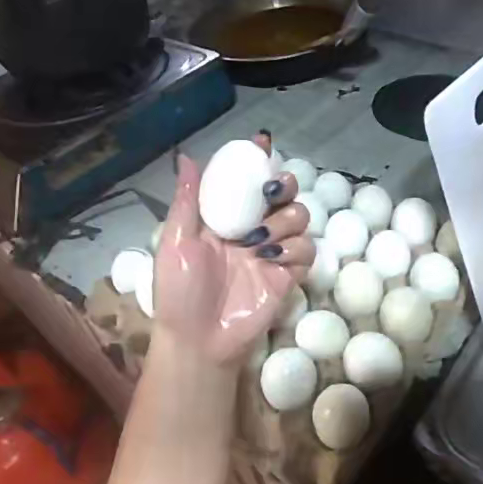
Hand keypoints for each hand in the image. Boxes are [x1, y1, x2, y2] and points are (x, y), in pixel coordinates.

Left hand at [153, 135, 311, 364]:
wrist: (200, 340)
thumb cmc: (180, 292)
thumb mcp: (176, 242)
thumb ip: (187, 200)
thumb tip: (188, 157)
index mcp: (224, 219)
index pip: (244, 182)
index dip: (256, 160)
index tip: (262, 142)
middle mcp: (252, 230)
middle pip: (283, 194)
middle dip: (284, 185)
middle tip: (271, 191)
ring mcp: (272, 253)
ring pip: (300, 217)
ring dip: (284, 222)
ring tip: (259, 242)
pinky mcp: (288, 275)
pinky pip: (307, 250)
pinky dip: (294, 249)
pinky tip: (272, 260)